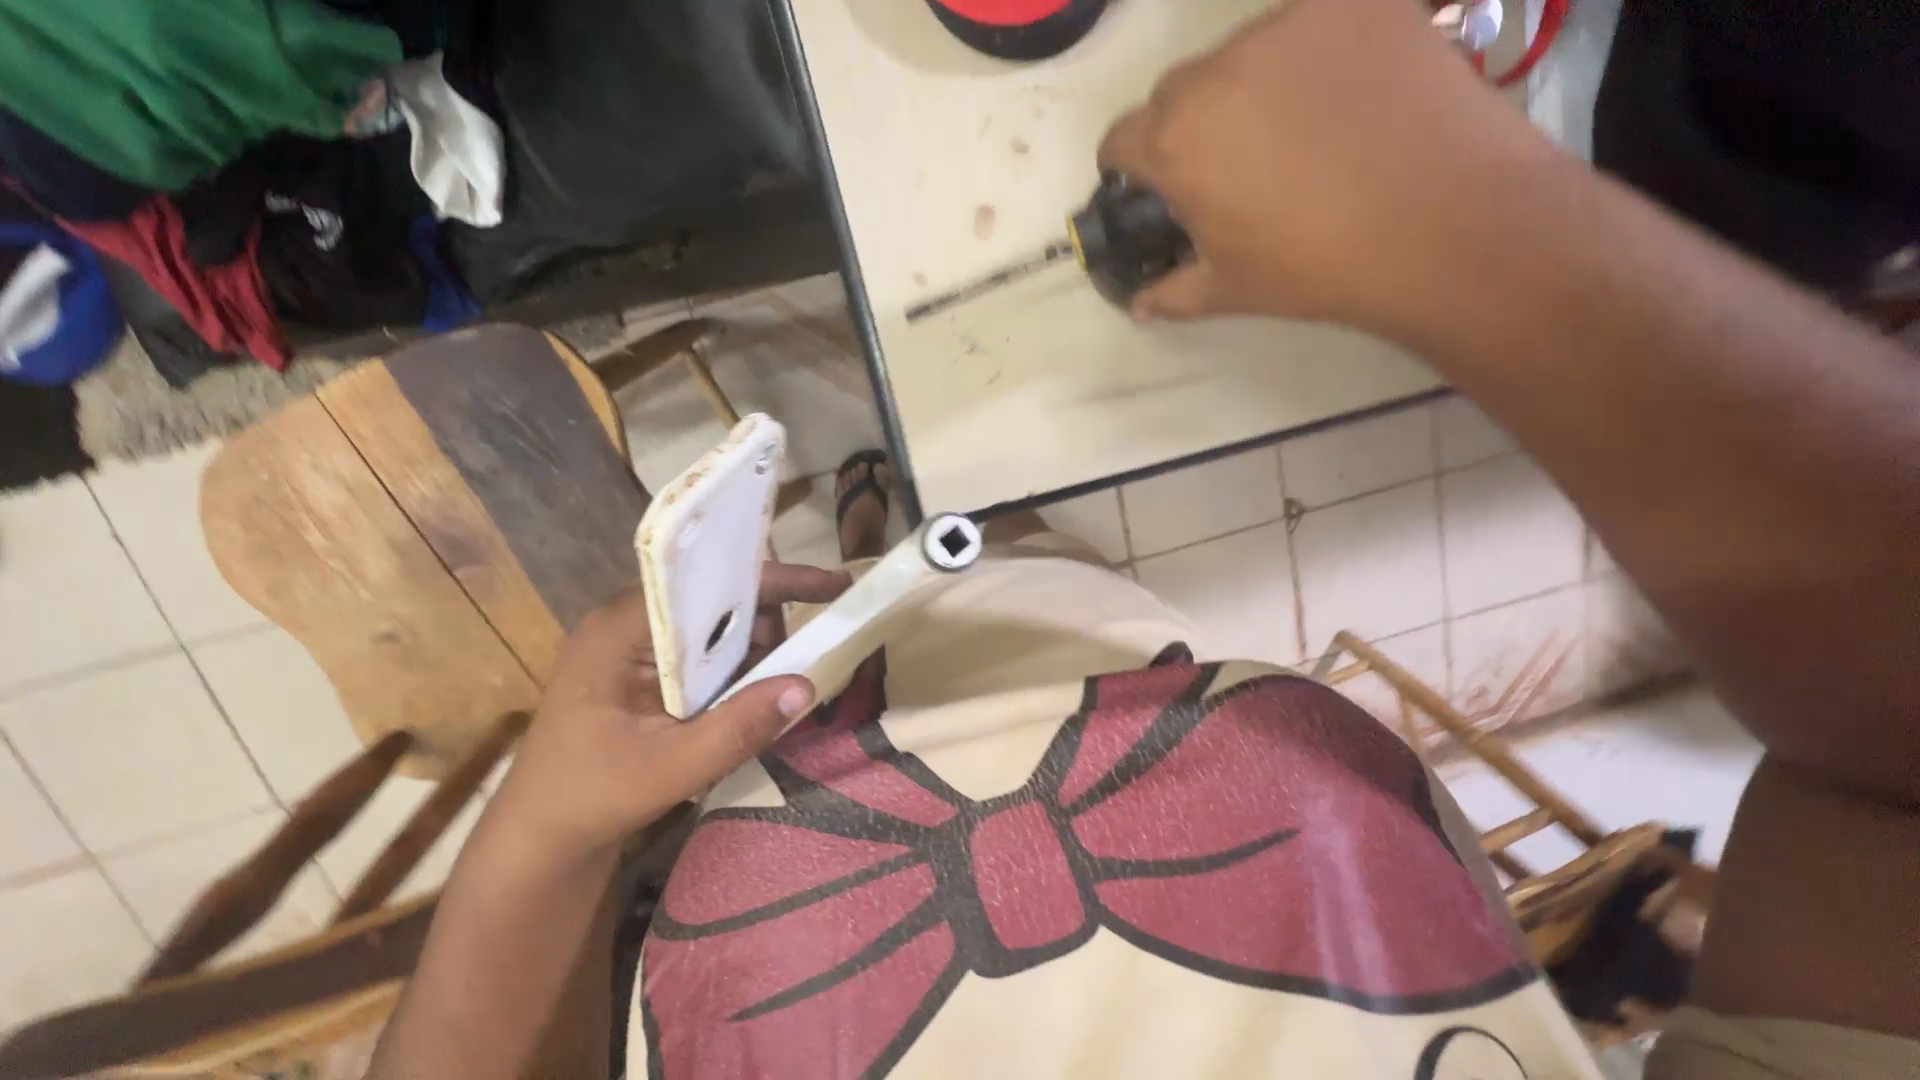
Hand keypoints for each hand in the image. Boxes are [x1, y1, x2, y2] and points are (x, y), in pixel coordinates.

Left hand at [492, 563, 852, 858]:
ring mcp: (633, 646)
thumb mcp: (671, 768)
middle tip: (800, 661)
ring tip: (772, 690)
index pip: (706, 582)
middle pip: (715, 597)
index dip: (771, 579)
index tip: (830, 584)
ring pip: (714, 626)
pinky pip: (702, 653)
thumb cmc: (591, 797)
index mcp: (622, 628)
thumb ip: (738, 728)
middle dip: (767, 623)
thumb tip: (807, 685)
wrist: (540, 838)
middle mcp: (627, 623)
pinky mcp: (642, 671)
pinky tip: (749, 699)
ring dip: (753, 651)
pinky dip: (735, 670)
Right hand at [1098, 0, 1556, 335]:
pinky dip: (1313, 55)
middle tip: (1231, 164)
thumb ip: (1173, 291)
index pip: (1121, 136)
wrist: (1447, 224)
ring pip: (1241, 52)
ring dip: (1247, 85)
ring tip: (1298, 128)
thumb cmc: (1320, 267)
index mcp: (1177, 143)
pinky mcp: (1355, 6)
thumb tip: (1138, 306)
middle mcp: (1218, 72)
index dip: (1129, 164)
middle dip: (1187, 125)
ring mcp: (1290, 28)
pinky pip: (1310, 25)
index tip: (1152, 182)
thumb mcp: (1232, 290)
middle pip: (1177, 91)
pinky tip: (1347, 95)